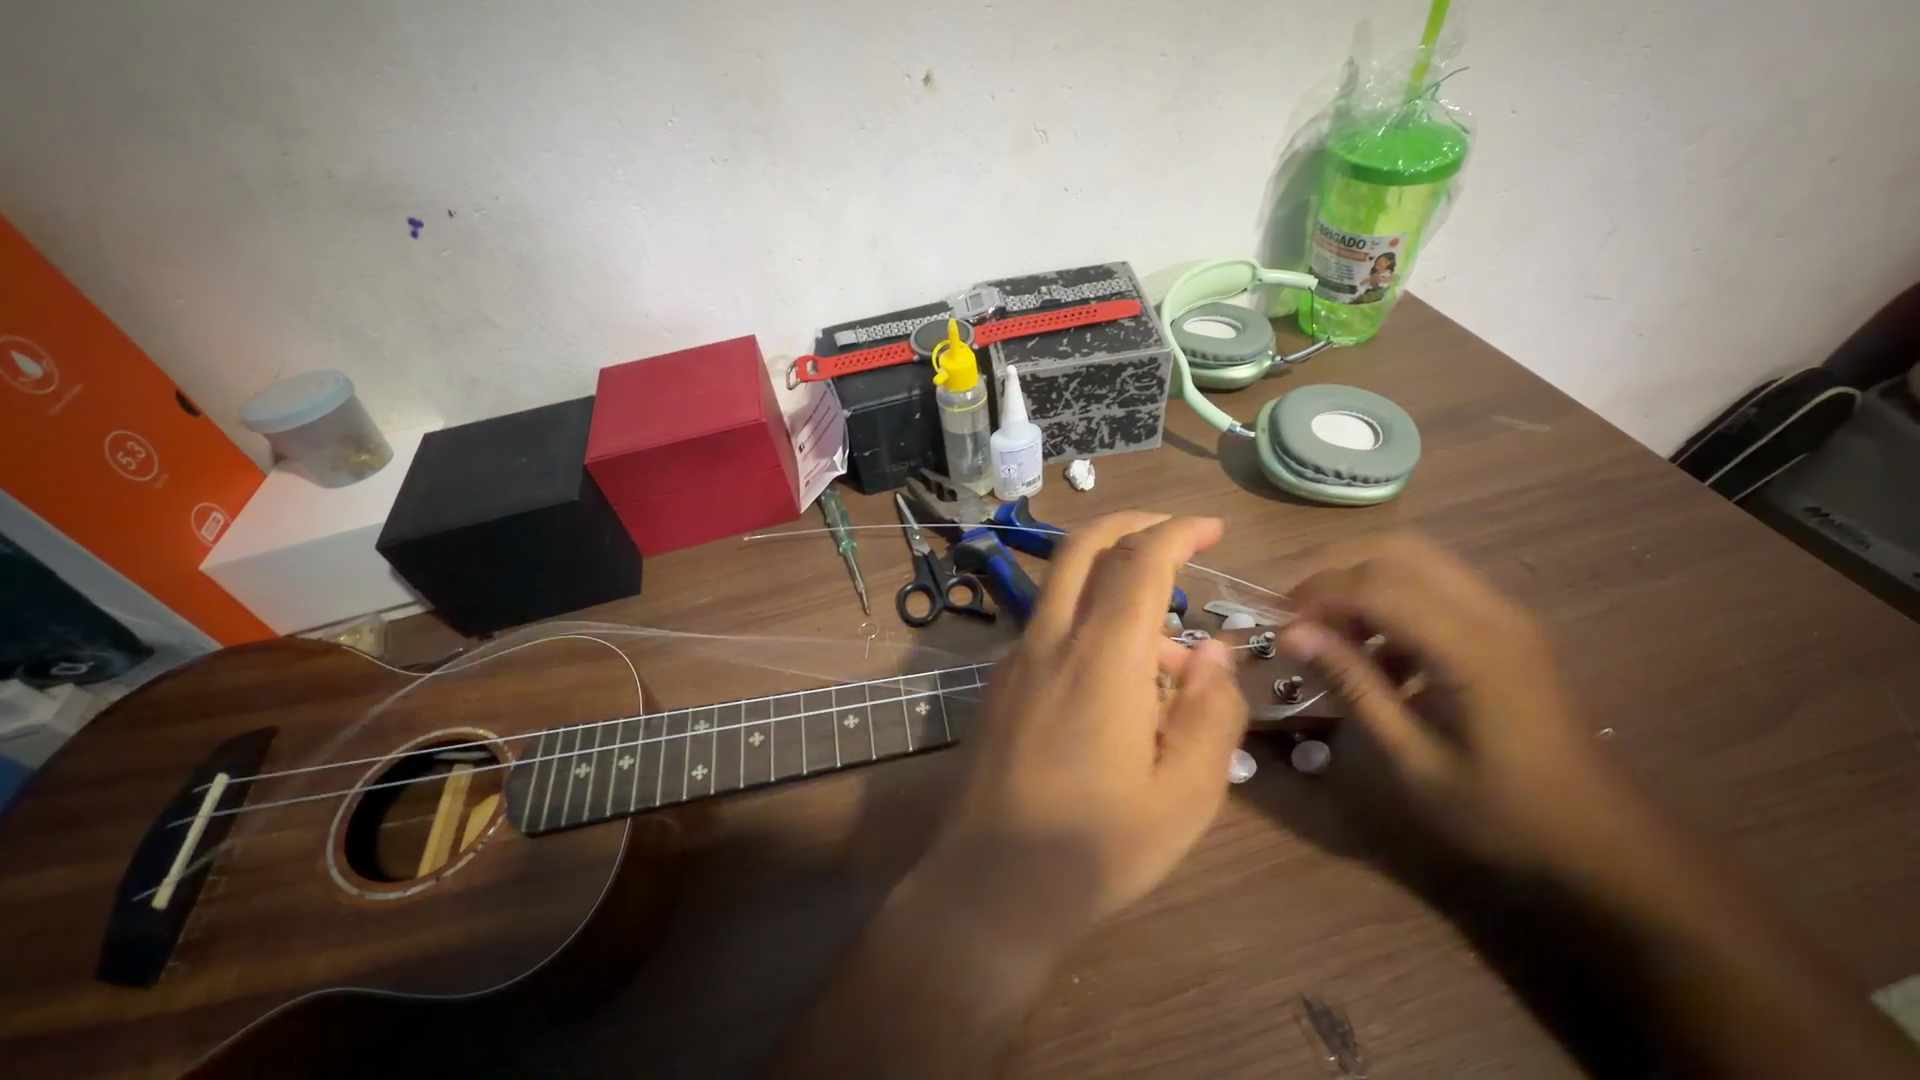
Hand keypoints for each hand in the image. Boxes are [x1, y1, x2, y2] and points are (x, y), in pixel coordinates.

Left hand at [920, 513, 1250, 939]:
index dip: (1180, 532)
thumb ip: (1211, 711)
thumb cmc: (1096, 848)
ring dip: (1113, 584)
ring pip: (1061, 587)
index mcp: (1100, 659)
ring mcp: (1013, 664)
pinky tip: (1120, 686)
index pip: (1140, 560)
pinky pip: (1048, 630)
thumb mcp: (1186, 794)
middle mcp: (1049, 644)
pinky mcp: (996, 690)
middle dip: (1133, 525)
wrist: (988, 889)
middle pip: (1083, 548)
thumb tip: (1212, 654)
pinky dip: (1089, 623)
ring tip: (1167, 656)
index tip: (1214, 529)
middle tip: (1178, 537)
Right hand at [1278, 533, 1640, 872]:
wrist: (1603, 839)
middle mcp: (1492, 614)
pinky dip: (1392, 600)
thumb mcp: (1415, 761)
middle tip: (1293, 610)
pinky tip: (1375, 654)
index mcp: (1472, 649)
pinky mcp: (1507, 630)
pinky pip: (1437, 588)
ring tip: (1327, 632)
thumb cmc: (1504, 813)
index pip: (1378, 585)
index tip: (1278, 626)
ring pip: (1418, 561)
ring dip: (1362, 581)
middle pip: (1398, 551)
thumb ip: (1355, 687)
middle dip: (1334, 570)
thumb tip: (1296, 636)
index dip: (1318, 594)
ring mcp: (1505, 617)